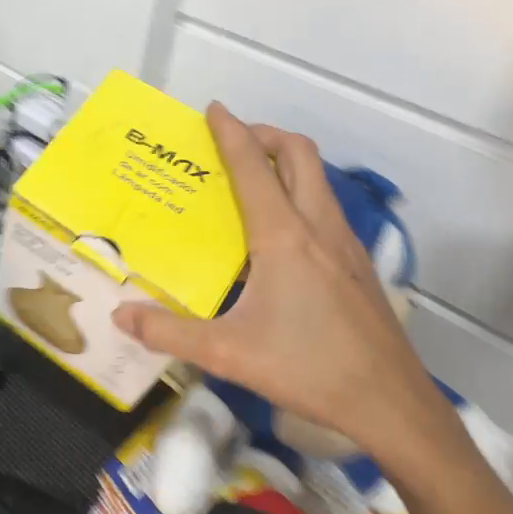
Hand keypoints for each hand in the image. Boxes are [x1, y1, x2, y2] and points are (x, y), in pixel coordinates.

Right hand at [112, 103, 450, 460]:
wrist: (392, 404)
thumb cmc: (307, 369)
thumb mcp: (227, 353)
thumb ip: (168, 332)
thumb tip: (119, 314)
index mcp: (283, 237)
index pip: (254, 166)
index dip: (231, 132)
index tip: (213, 109)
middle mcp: (318, 227)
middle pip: (299, 154)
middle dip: (265, 135)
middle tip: (233, 142)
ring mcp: (346, 244)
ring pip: (319, 178)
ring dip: (286, 162)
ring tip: (251, 179)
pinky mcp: (359, 265)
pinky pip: (327, 207)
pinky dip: (301, 193)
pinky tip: (280, 233)